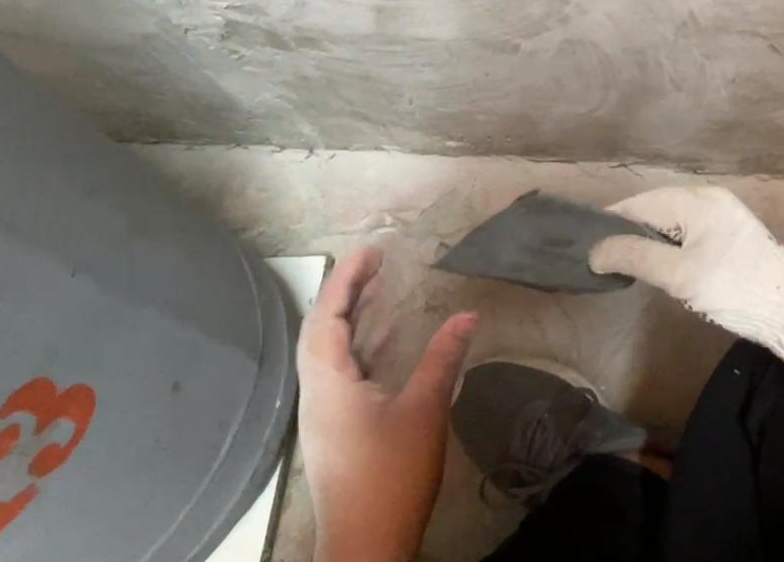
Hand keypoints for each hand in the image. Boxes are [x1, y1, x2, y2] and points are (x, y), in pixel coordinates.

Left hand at [297, 246, 476, 561]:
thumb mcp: (424, 410)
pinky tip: (383, 341)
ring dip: (351, 316)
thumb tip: (467, 314)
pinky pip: (339, 369)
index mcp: (329, 382)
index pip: (328, 317)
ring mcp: (322, 412)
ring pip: (329, 350)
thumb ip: (443, 357)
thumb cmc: (392, 473)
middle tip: (378, 262)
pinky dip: (358, 343)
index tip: (372, 251)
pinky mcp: (334, 427)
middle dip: (346, 292)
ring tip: (380, 288)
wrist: (365, 543)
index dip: (347, 280)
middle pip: (321, 329)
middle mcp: (316, 391)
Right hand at [588, 186, 783, 363]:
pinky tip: (657, 262)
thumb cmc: (734, 288)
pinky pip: (687, 229)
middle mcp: (708, 198)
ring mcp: (721, 213)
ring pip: (670, 220)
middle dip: (628, 230)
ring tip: (622, 262)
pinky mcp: (728, 232)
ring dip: (647, 238)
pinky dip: (667, 243)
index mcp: (697, 200)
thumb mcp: (679, 276)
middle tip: (600, 257)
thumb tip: (595, 250)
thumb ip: (636, 257)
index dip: (610, 222)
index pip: (640, 203)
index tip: (583, 244)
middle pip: (655, 208)